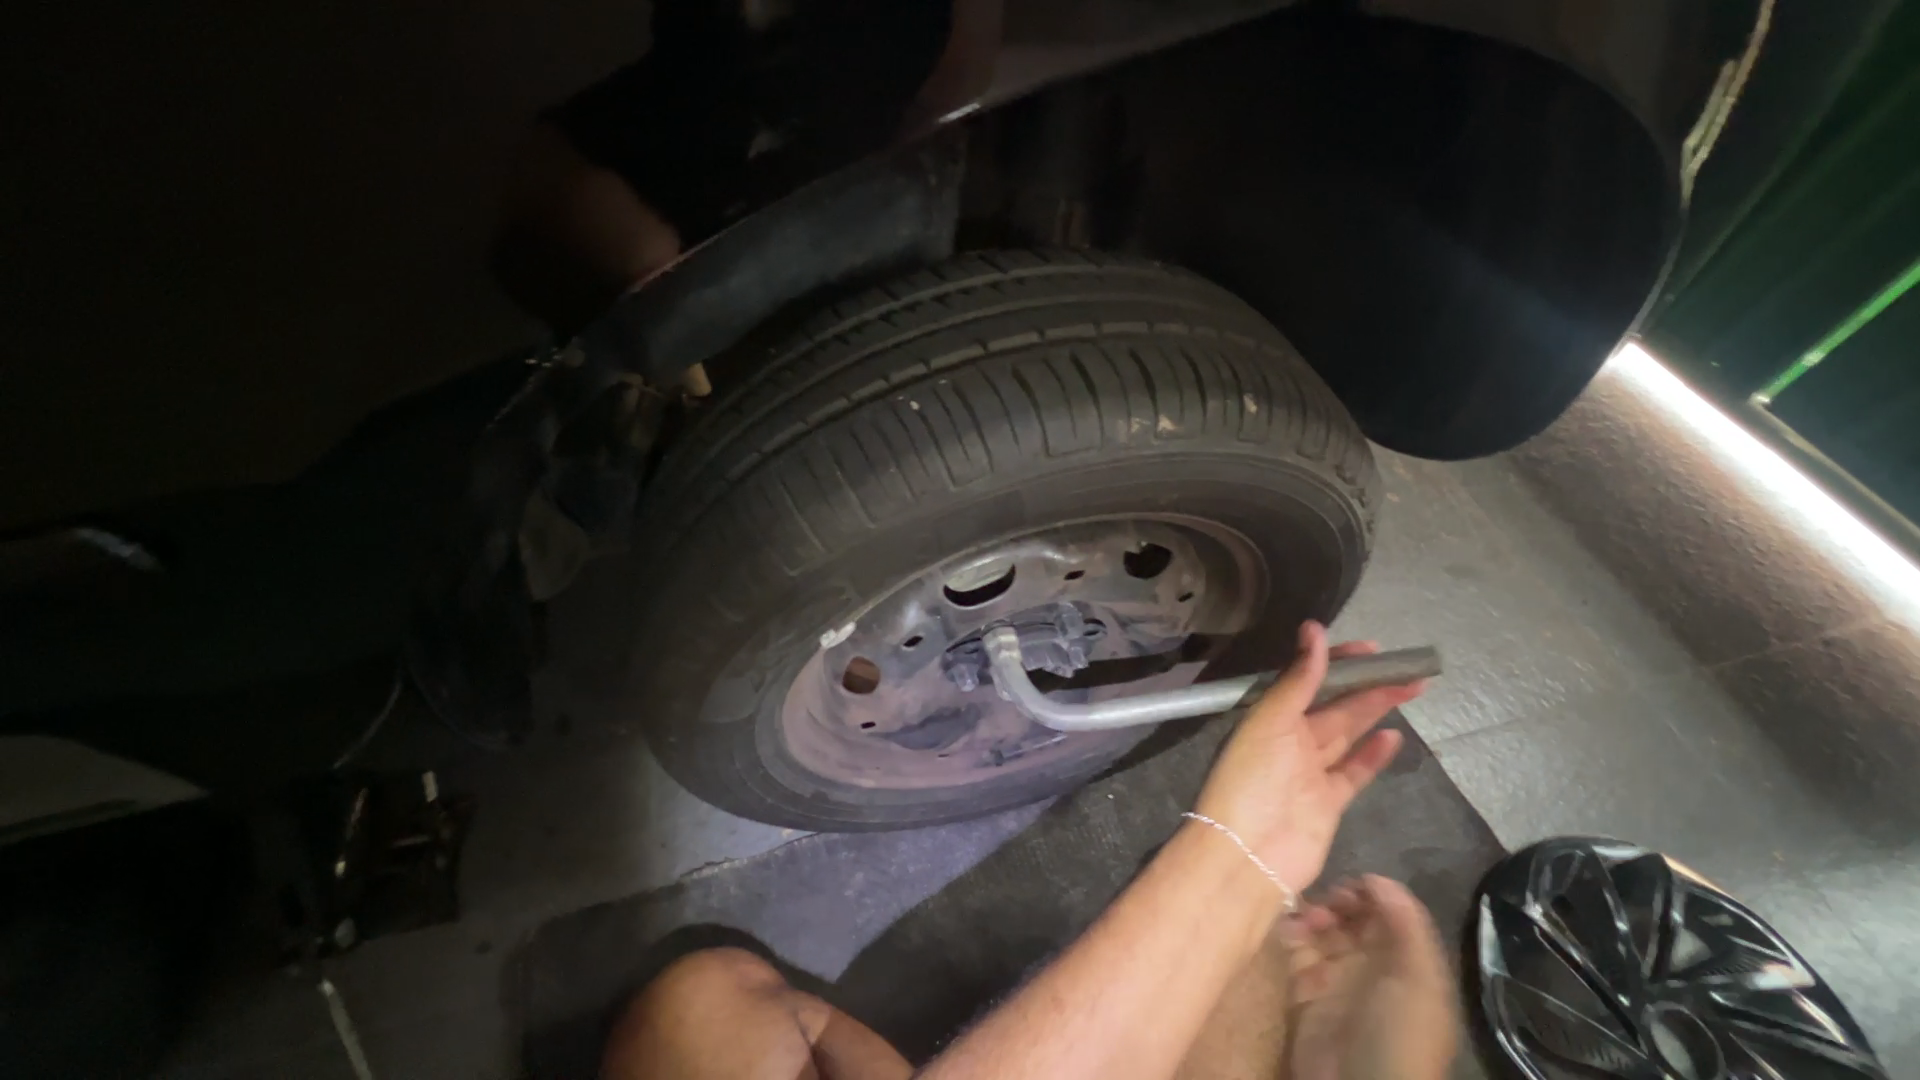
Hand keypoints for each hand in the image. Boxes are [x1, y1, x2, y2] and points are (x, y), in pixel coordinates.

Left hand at [1190, 621, 1424, 890]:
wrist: (1248, 851)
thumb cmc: (1251, 778)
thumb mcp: (1269, 721)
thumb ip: (1297, 679)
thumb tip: (1315, 631)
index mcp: (1267, 717)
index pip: (1306, 679)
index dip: (1336, 662)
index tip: (1371, 649)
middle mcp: (1287, 739)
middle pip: (1332, 705)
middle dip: (1366, 685)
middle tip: (1406, 667)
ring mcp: (1308, 771)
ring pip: (1347, 732)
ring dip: (1374, 711)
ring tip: (1410, 689)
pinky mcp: (1328, 801)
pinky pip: (1354, 770)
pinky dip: (1372, 754)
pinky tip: (1393, 735)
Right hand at [1286, 876, 1458, 1079]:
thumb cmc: (1398, 1036)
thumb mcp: (1418, 982)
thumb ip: (1406, 925)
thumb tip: (1378, 877)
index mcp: (1406, 963)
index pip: (1387, 912)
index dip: (1371, 894)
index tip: (1351, 886)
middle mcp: (1372, 965)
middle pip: (1351, 916)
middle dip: (1336, 902)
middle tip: (1324, 908)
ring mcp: (1336, 978)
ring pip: (1321, 928)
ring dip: (1311, 916)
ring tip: (1304, 925)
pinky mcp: (1304, 990)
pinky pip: (1295, 950)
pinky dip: (1289, 934)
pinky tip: (1288, 932)